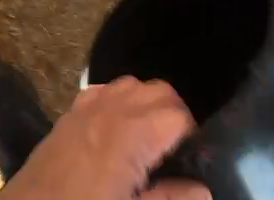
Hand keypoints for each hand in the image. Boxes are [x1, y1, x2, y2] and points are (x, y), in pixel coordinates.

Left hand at [0, 77, 210, 199]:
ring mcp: (87, 107)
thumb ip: (169, 199)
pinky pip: (104, 91)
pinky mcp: (69, 114)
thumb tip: (203, 190)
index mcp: (131, 133)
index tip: (193, 163)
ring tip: (150, 143)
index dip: (193, 139)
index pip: (179, 116)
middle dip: (175, 116)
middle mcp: (112, 108)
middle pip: (160, 91)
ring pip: (133, 85)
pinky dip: (119, 102)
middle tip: (176, 154)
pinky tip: (117, 133)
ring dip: (148, 105)